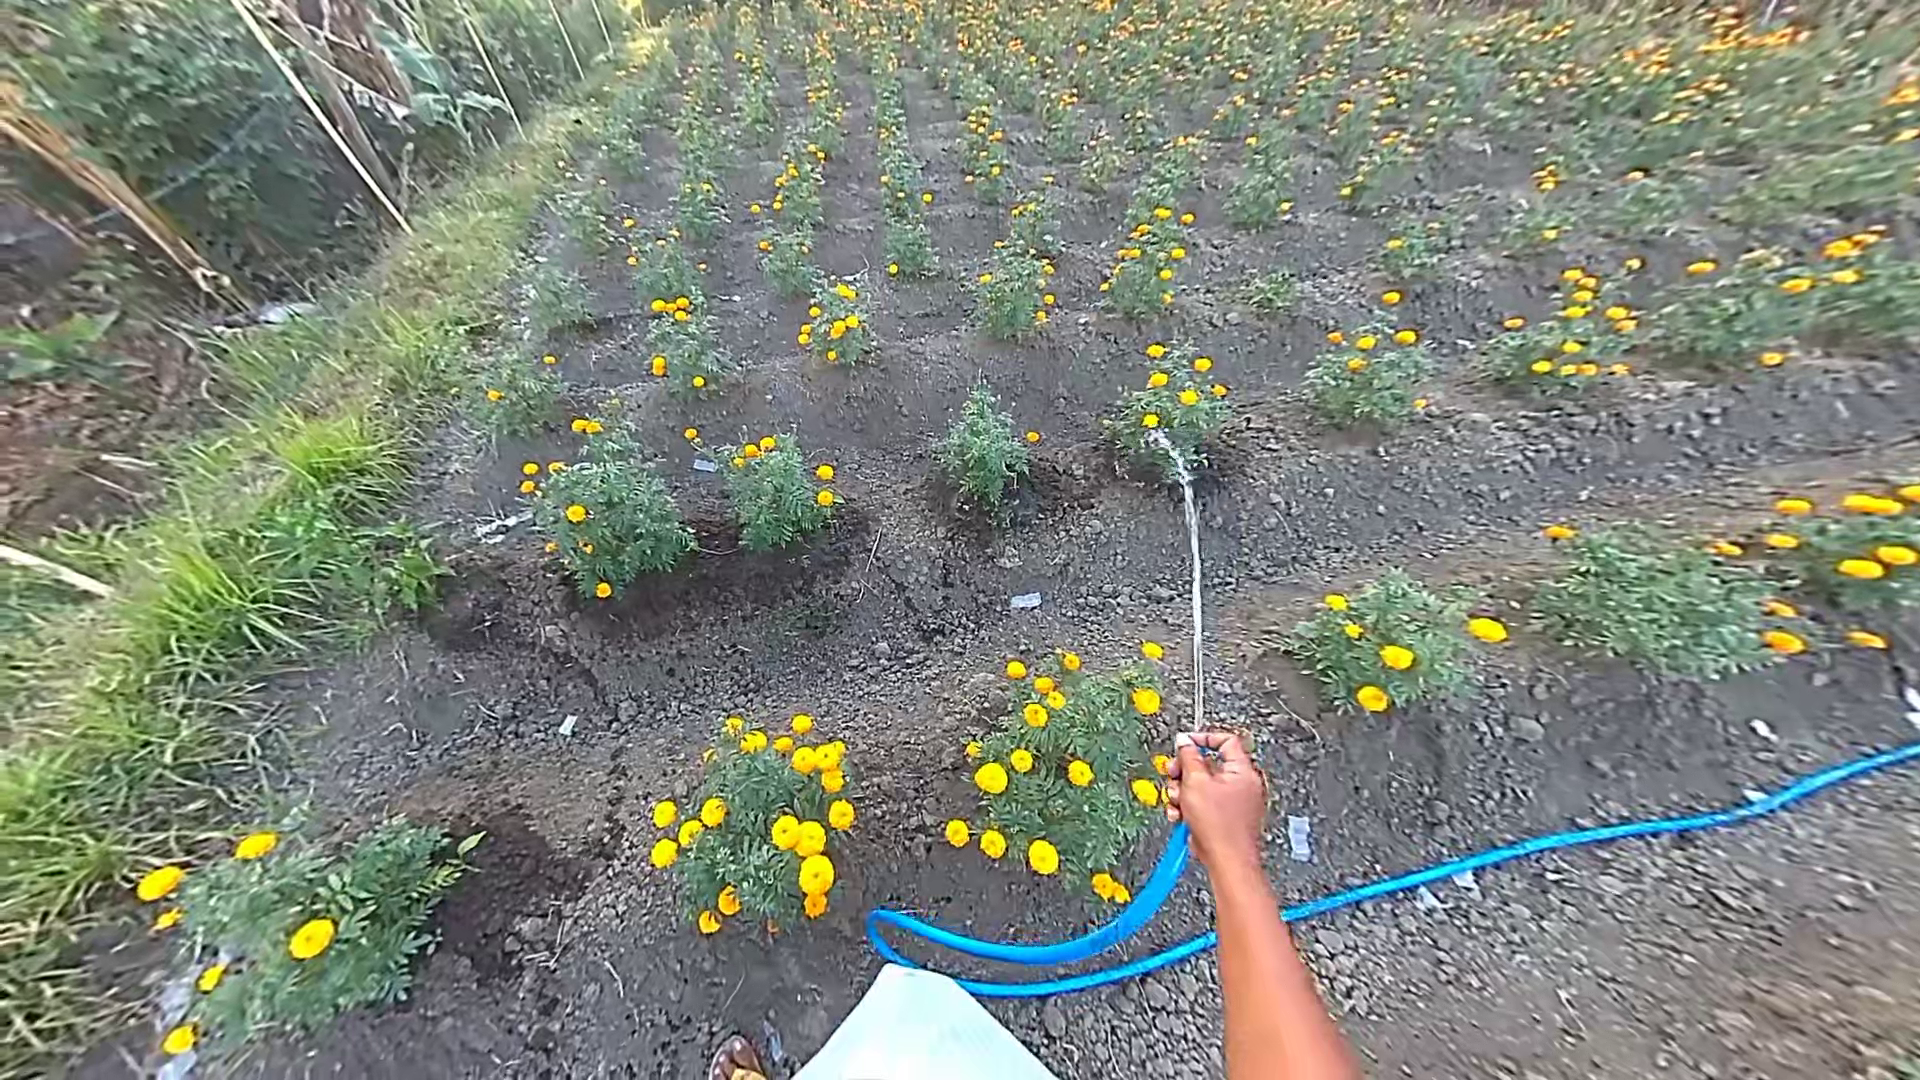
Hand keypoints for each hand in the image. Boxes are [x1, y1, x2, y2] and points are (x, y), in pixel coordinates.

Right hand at [1165, 731, 1265, 874]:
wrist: (1226, 861)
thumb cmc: (1219, 825)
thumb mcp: (1195, 781)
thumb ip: (1188, 756)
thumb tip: (1184, 740)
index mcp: (1242, 771)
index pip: (1225, 741)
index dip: (1203, 738)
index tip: (1185, 744)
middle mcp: (1241, 784)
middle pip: (1207, 763)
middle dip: (1184, 769)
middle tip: (1174, 774)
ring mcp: (1233, 800)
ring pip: (1200, 783)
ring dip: (1182, 790)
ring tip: (1178, 801)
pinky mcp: (1223, 815)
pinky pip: (1201, 800)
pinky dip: (1188, 805)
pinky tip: (1181, 814)